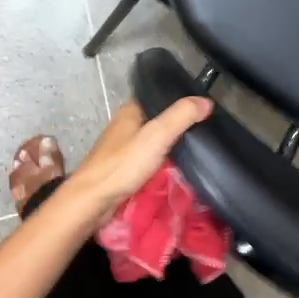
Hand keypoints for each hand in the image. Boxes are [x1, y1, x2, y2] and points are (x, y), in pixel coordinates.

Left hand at [62, 98, 212, 228]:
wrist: (92, 201)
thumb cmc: (123, 164)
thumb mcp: (157, 135)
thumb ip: (181, 116)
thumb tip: (206, 102)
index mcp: (131, 110)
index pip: (159, 96)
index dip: (180, 100)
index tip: (203, 108)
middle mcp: (125, 125)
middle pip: (157, 120)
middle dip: (178, 126)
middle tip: (206, 132)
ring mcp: (123, 148)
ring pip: (153, 142)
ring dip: (170, 146)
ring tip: (197, 150)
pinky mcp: (122, 169)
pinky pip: (148, 160)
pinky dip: (162, 163)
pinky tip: (177, 169)